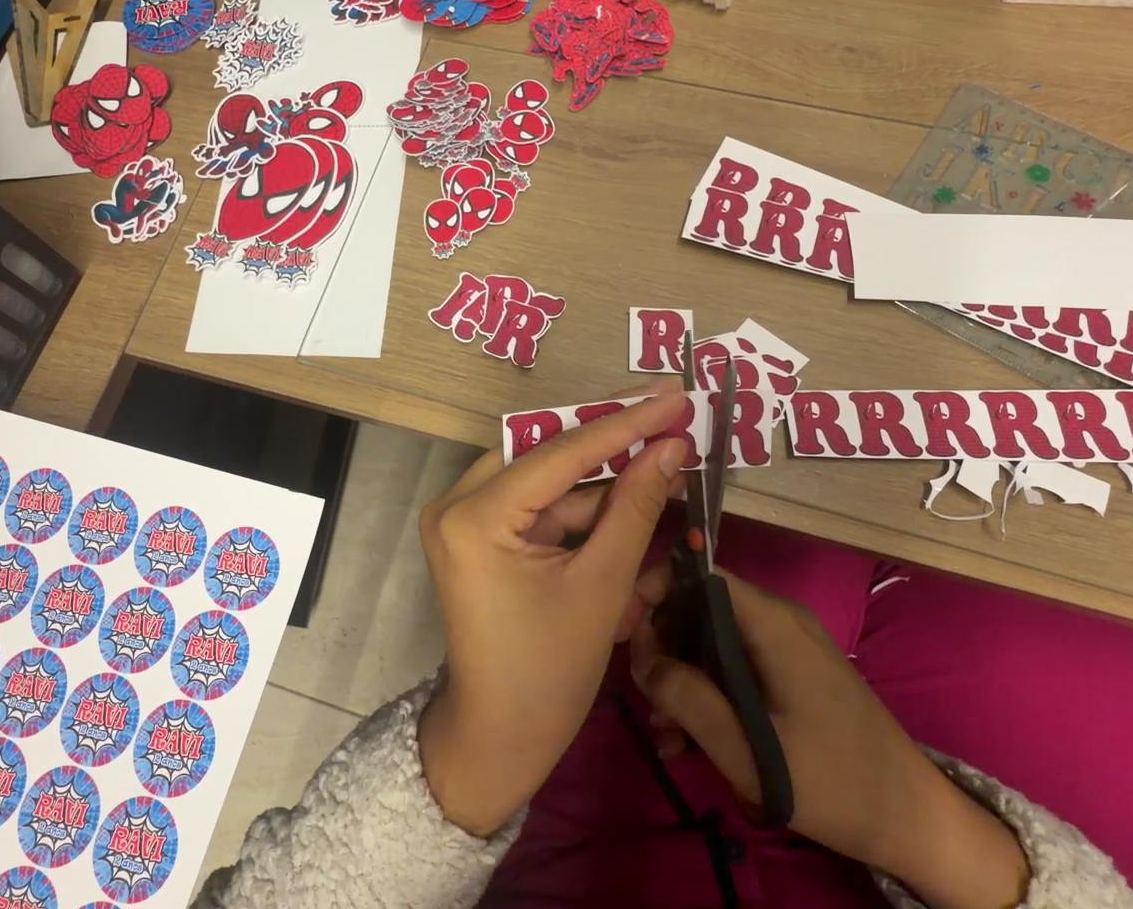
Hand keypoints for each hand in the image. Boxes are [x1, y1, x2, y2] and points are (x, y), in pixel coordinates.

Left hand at [416, 387, 688, 836]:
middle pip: (550, 455)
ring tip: (666, 467)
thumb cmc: (549, 672)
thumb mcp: (601, 585)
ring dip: (605, 484)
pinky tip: (632, 508)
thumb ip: (636, 506)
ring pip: (549, 480)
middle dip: (614, 445)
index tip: (675, 394)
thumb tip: (672, 445)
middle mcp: (457, 504)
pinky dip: (584, 512)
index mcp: (475, 517)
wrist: (499, 737)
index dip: (625, 422)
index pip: (560, 453)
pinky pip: (539, 506)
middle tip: (672, 419)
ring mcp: (464, 518)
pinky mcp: (478, 535)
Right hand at [628, 570, 1028, 908]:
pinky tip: (688, 742)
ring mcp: (787, 647)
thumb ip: (687, 697)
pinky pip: (735, 666)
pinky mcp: (791, 674)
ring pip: (712, 641)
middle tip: (645, 699)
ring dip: (682, 680)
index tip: (622, 633)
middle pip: (700, 608)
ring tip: (665, 735)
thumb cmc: (833, 782)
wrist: (913, 821)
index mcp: (773, 623)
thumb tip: (642, 657)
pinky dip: (708, 694)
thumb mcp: (748, 748)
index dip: (653, 592)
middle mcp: (779, 621)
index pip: (700, 574)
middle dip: (663, 648)